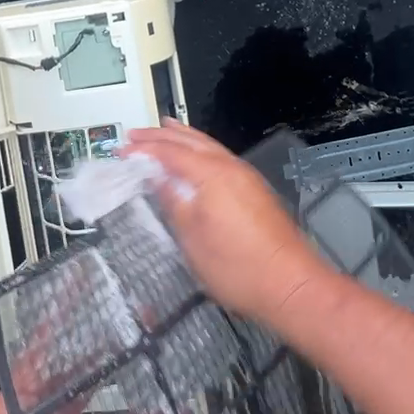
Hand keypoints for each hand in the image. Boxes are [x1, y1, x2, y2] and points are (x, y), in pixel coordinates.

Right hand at [120, 119, 334, 322]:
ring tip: (164, 129)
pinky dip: (199, 148)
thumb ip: (173, 201)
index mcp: (211, 174)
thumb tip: (156, 177)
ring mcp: (245, 176)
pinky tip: (194, 156)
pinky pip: (219, 155)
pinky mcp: (253, 188)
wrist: (291, 285)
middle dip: (160, 135)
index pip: (170, 152)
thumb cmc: (240, 268)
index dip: (144, 149)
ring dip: (182, 136)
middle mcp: (229, 166)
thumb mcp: (193, 238)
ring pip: (207, 144)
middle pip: (189, 140)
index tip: (123, 151)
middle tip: (135, 134)